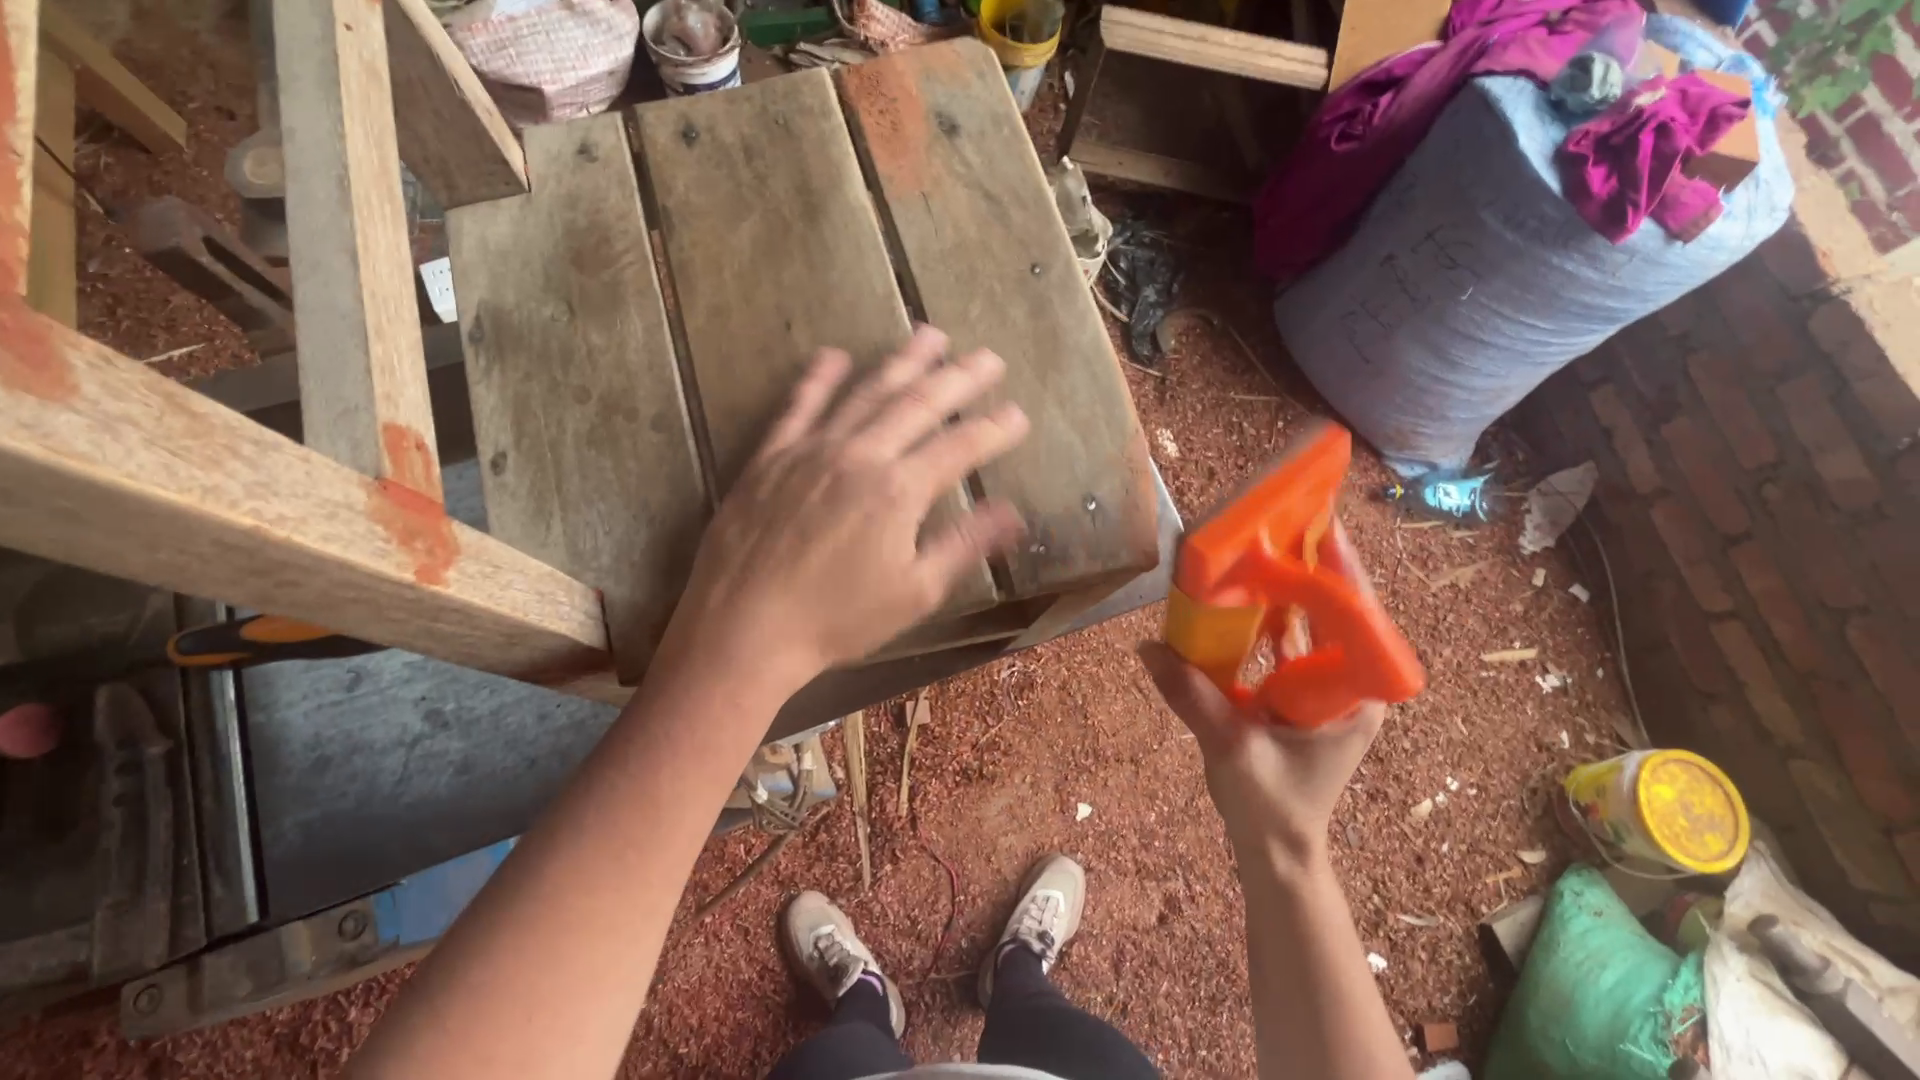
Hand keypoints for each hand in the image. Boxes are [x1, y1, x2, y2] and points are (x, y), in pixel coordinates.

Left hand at [656, 327, 1029, 696]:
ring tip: (930, 335)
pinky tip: (835, 355)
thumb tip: (1013, 514)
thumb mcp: (913, 593)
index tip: (1018, 413)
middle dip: (958, 378)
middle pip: (918, 405)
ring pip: (866, 393)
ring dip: (902, 362)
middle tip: (988, 357)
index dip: (993, 429)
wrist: (744, 626)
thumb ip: (963, 546)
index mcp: (899, 491)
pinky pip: (799, 405)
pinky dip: (819, 378)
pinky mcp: (770, 456)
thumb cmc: (836, 620)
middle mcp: (860, 455)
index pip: (959, 447)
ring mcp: (811, 450)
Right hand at [1138, 521, 1386, 873]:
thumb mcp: (1230, 747)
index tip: (1320, 529)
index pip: (1357, 620)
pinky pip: (1290, 651)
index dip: (1340, 573)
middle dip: (1312, 573)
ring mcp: (1327, 694)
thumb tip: (1147, 648)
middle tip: (1282, 527)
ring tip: (1264, 550)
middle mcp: (1350, 689)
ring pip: (1313, 631)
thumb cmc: (1270, 805)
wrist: (1275, 852)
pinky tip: (1244, 601)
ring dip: (1289, 595)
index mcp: (1355, 698)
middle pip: (1338, 616)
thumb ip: (1192, 695)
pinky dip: (1269, 626)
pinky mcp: (1303, 701)